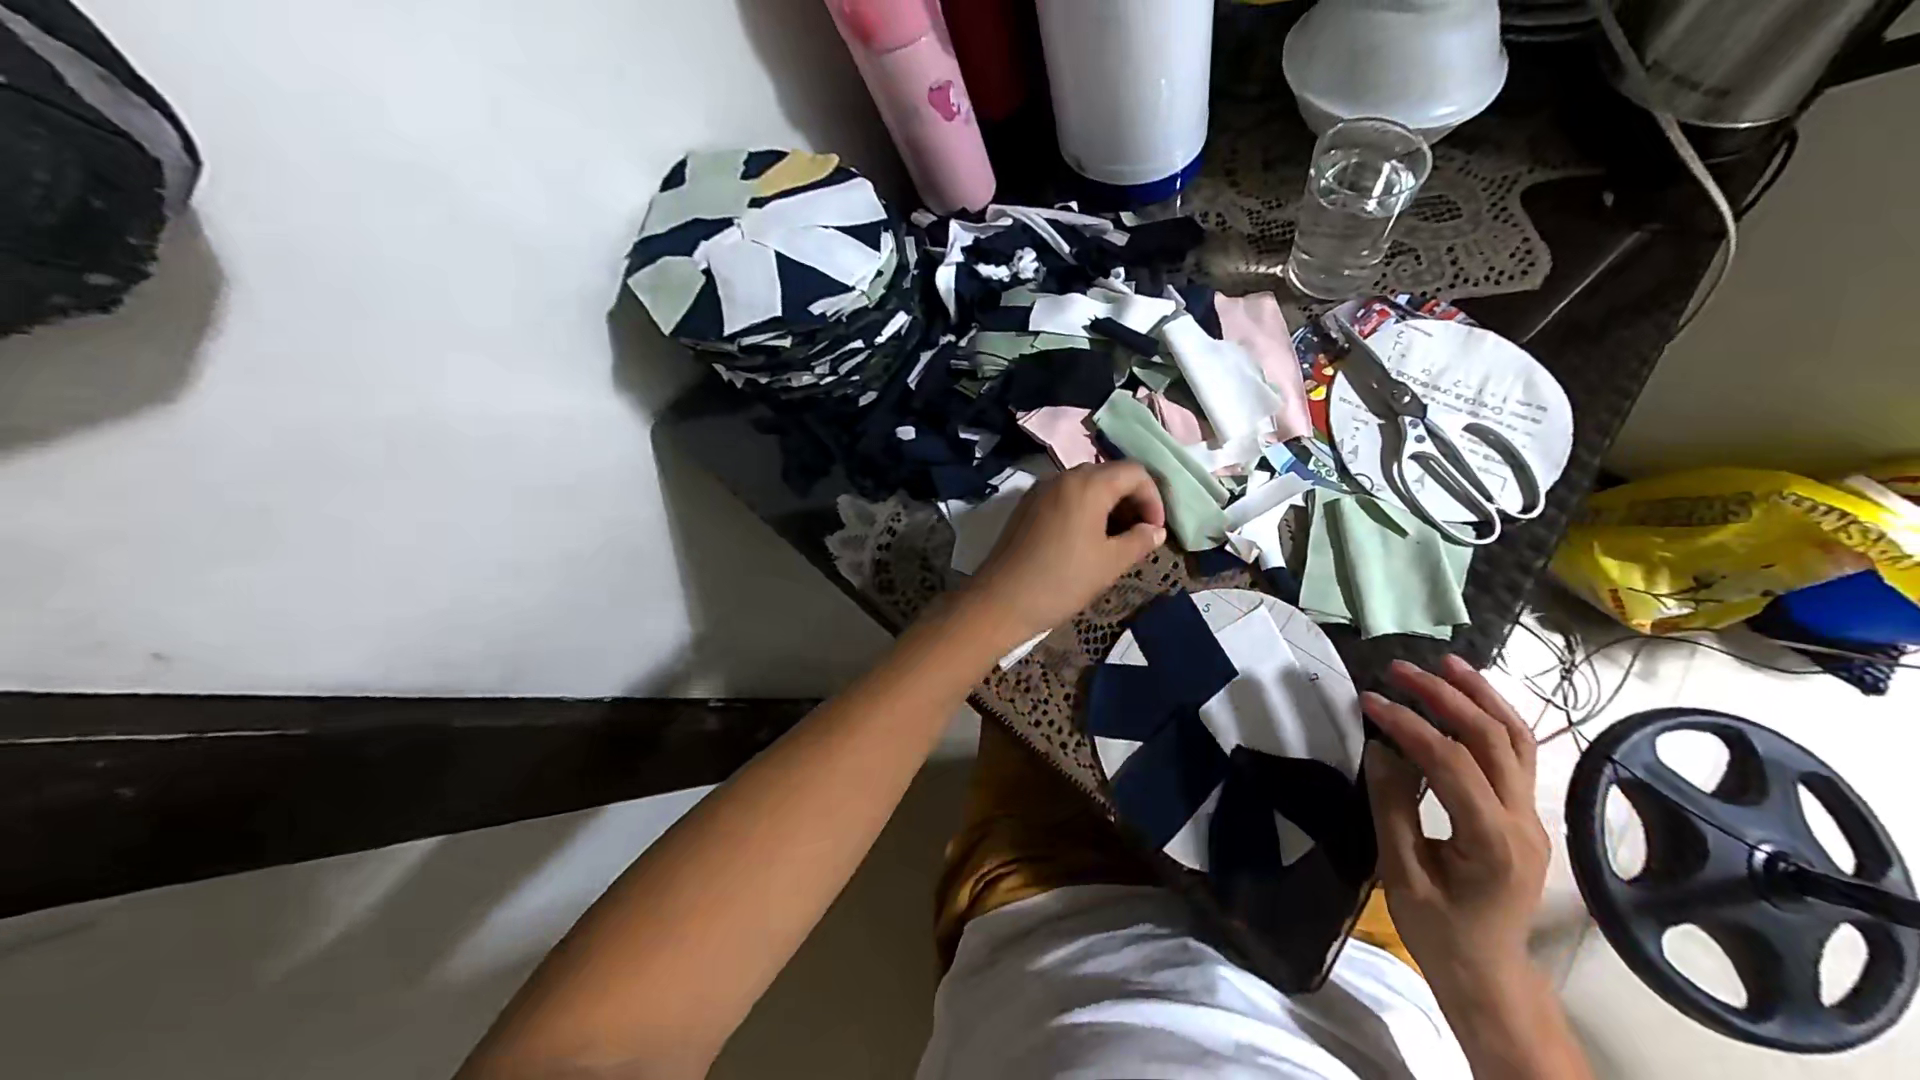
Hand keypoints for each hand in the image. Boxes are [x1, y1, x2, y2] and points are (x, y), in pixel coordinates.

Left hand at [960, 462, 1165, 644]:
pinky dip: (1083, 508)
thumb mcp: (1110, 563)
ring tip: (1114, 539)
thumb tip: (1155, 531)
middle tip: (1139, 534)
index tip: (1155, 530)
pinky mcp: (1025, 505)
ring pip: (1085, 484)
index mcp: (1088, 484)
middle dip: (1130, 499)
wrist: (1001, 600)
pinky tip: (1084, 539)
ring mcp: (1040, 489)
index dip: (1153, 498)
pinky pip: (1063, 496)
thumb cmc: (1062, 580)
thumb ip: (1140, 540)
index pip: (1134, 472)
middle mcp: (1062, 477)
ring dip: (1107, 504)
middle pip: (1109, 474)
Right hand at [1362, 656, 1548, 995]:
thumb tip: (1380, 746)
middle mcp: (1524, 821)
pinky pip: (1516, 754)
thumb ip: (1391, 806)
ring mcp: (1532, 816)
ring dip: (1481, 696)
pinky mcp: (1524, 814)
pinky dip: (1492, 717)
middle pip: (1494, 739)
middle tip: (1399, 669)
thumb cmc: (1438, 930)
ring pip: (1517, 740)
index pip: (1452, 762)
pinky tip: (1467, 698)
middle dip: (1446, 696)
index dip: (1409, 725)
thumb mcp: (1401, 872)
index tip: (1368, 700)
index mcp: (1493, 841)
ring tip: (1446, 662)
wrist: (1488, 971)